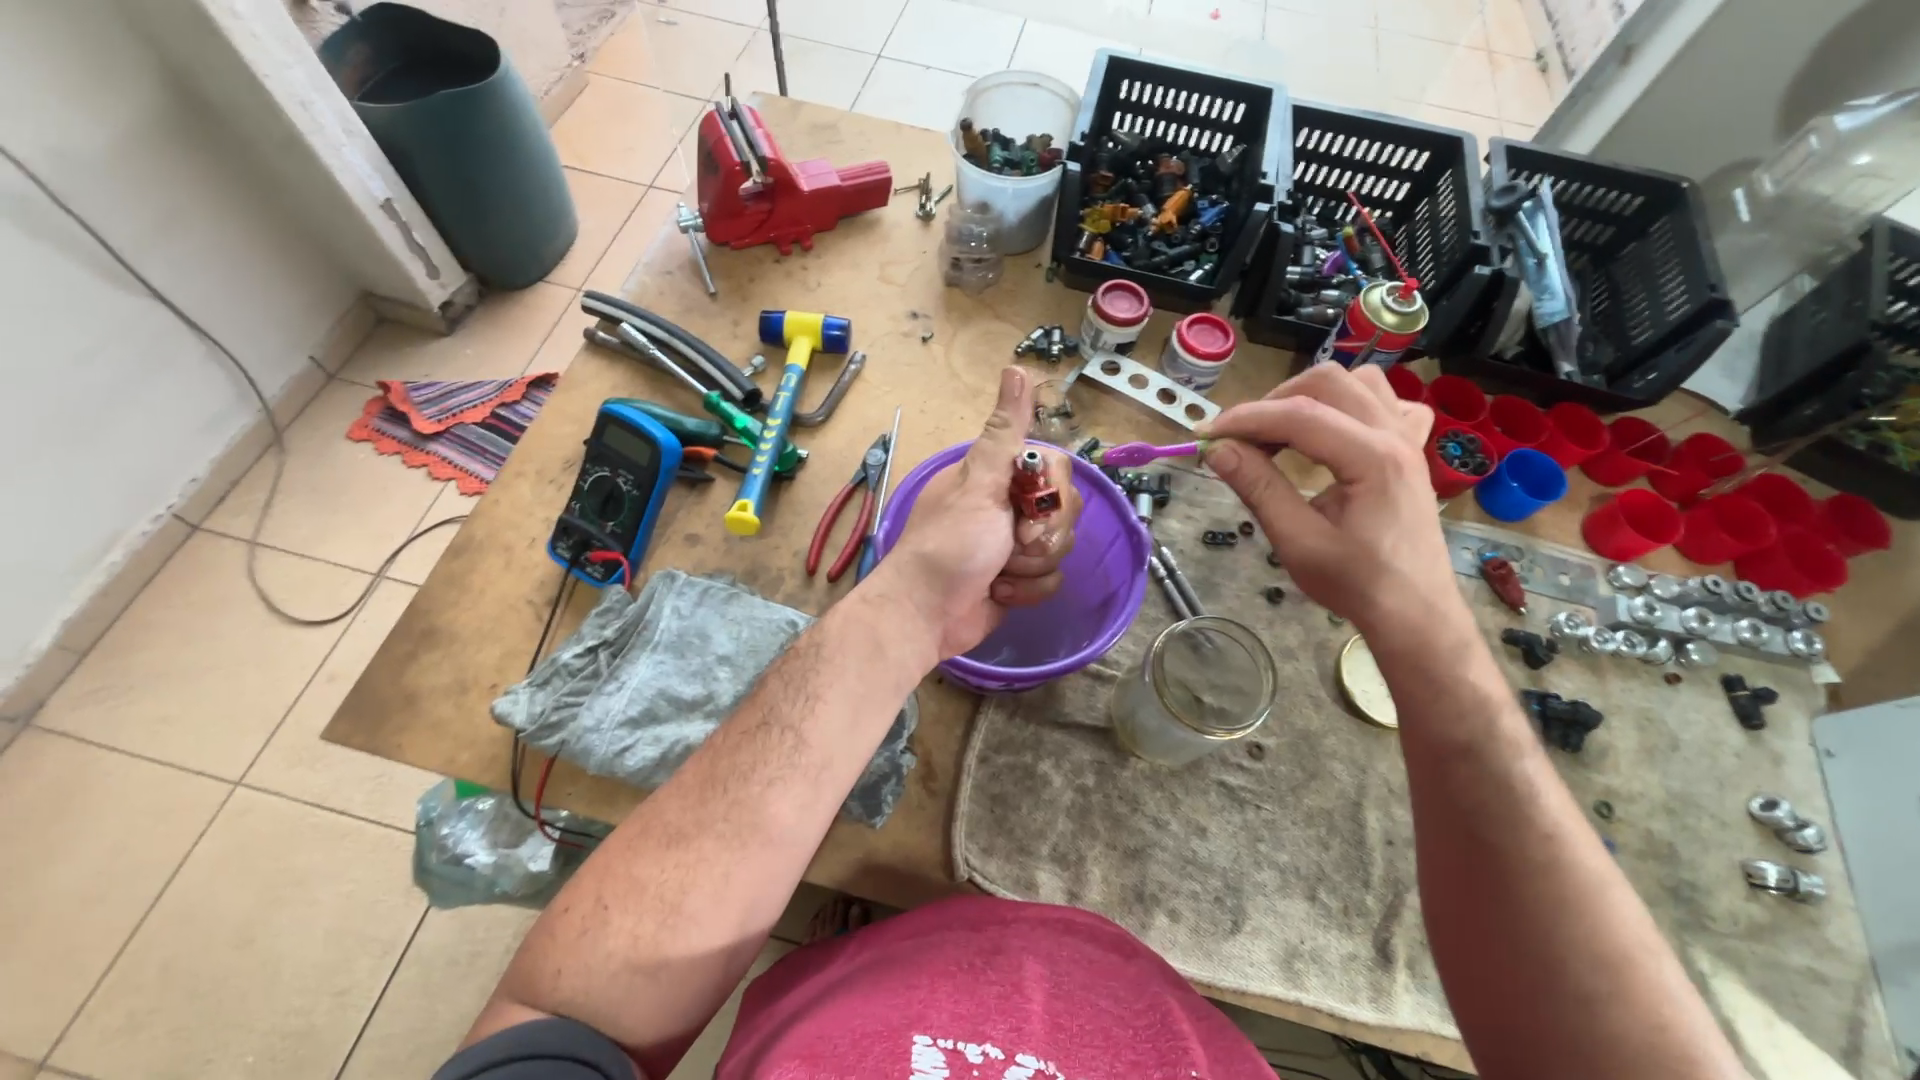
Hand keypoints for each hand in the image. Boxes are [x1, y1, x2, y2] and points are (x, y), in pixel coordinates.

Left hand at [864, 367, 1081, 659]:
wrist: (927, 615)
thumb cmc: (950, 546)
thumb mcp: (978, 483)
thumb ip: (1005, 433)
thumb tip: (1016, 369)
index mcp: (995, 476)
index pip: (1055, 469)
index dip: (1051, 497)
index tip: (1026, 514)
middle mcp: (1006, 505)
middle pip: (1064, 510)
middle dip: (1042, 537)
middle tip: (1010, 547)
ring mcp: (1013, 544)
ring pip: (1060, 547)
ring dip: (1031, 567)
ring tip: (999, 575)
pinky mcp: (1018, 579)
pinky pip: (1051, 579)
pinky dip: (1027, 592)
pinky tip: (999, 594)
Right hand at [1199, 363, 1460, 637]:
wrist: (1415, 613)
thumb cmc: (1358, 584)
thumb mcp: (1298, 542)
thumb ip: (1259, 489)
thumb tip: (1218, 450)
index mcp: (1373, 458)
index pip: (1299, 415)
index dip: (1246, 419)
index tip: (1207, 436)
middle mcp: (1395, 435)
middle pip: (1328, 382)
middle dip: (1275, 402)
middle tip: (1242, 439)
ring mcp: (1409, 439)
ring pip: (1358, 382)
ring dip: (1311, 398)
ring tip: (1281, 434)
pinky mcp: (1411, 450)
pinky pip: (1387, 403)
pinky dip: (1351, 407)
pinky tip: (1333, 435)